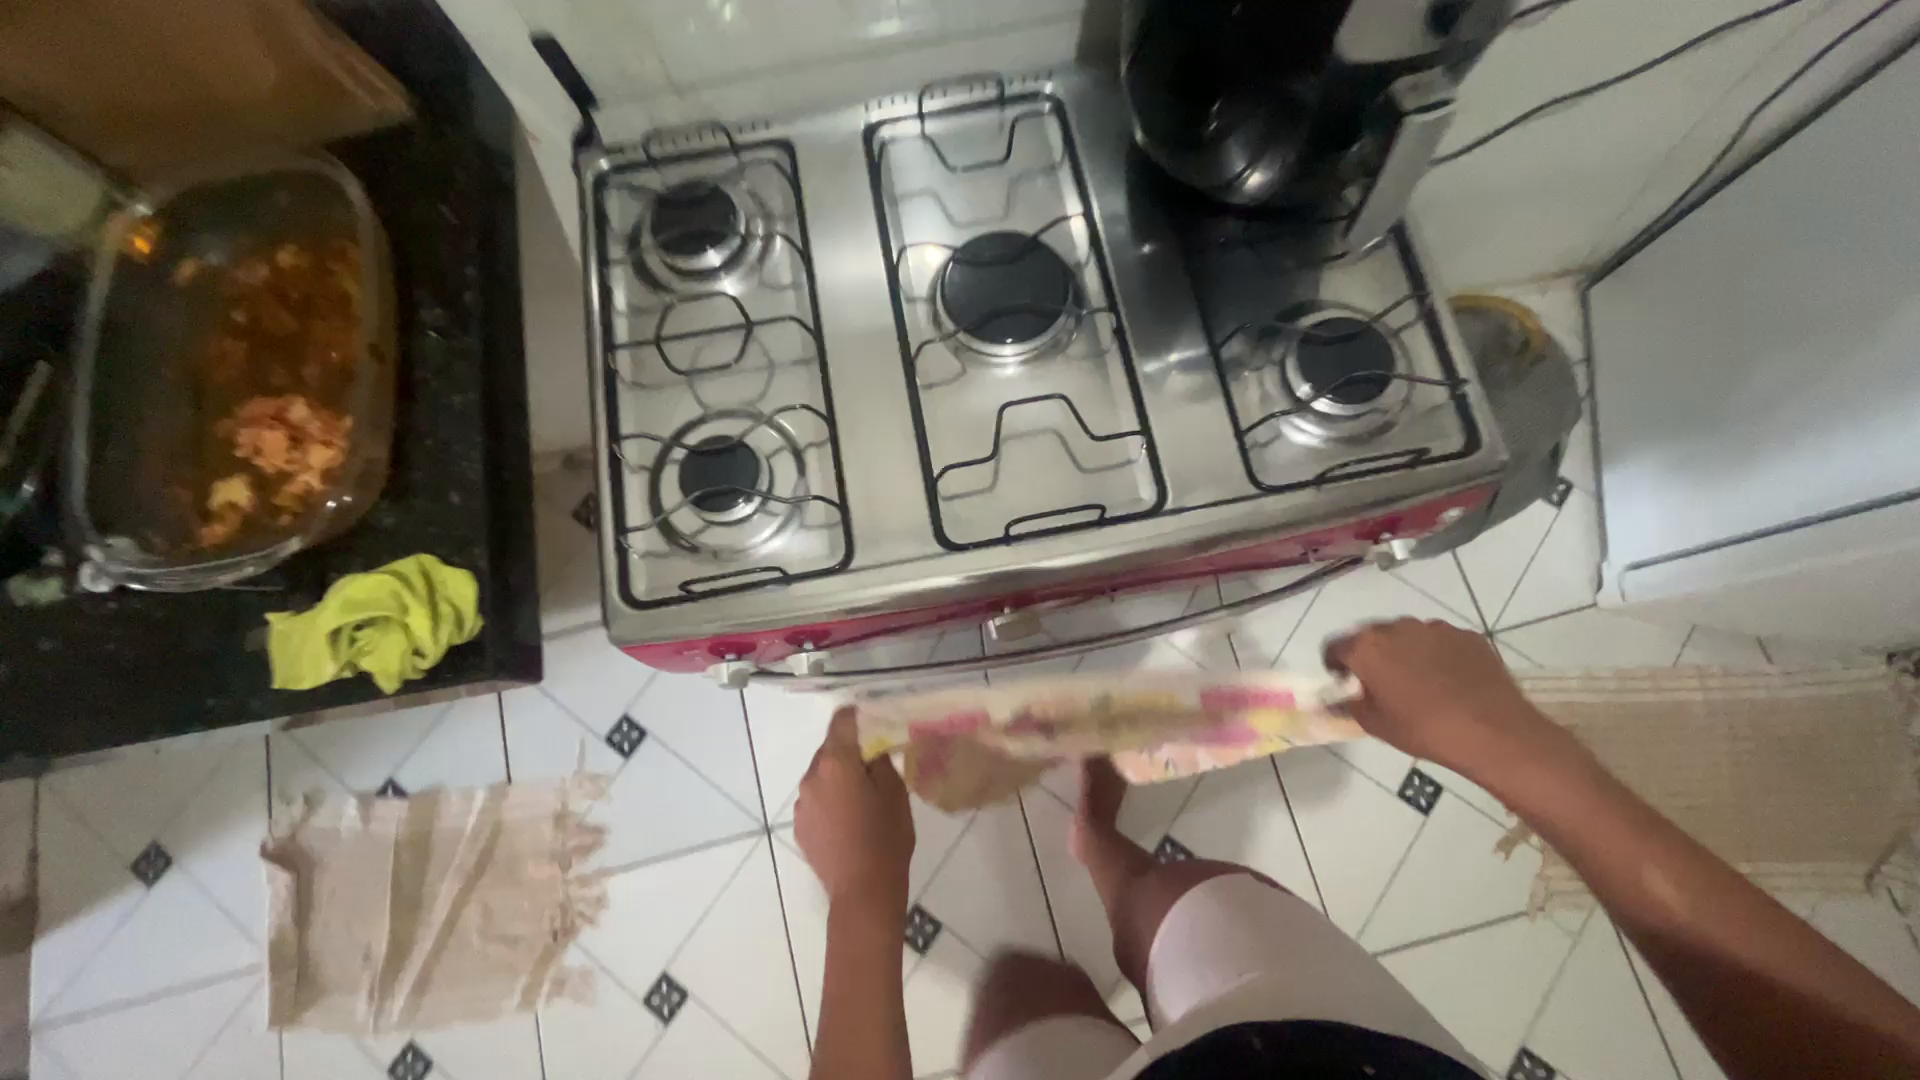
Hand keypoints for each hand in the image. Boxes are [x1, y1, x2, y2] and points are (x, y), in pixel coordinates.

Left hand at [795, 707, 914, 909]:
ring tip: (862, 799)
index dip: (859, 717)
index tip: (876, 723)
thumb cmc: (885, 838)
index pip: (842, 720)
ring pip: (822, 776)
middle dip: (851, 752)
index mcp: (836, 762)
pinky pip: (816, 801)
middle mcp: (811, 776)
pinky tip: (849, 822)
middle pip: (830, 749)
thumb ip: (881, 760)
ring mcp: (801, 803)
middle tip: (875, 766)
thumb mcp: (895, 793)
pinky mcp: (799, 826)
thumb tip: (872, 745)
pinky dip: (830, 801)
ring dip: (839, 778)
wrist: (862, 892)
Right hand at [1324, 618, 1567, 775]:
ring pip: (1407, 635)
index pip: (1334, 646)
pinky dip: (1436, 654)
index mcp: (1366, 648)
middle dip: (1371, 655)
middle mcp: (1396, 628)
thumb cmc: (1424, 729)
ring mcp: (1434, 628)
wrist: (1494, 732)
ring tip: (1419, 681)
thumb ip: (1349, 706)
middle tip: (1381, 684)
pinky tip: (1449, 680)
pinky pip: (1440, 640)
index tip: (1344, 683)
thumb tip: (1335, 701)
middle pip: (1371, 636)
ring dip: (1404, 652)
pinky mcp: (1467, 635)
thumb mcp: (1376, 725)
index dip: (1335, 664)